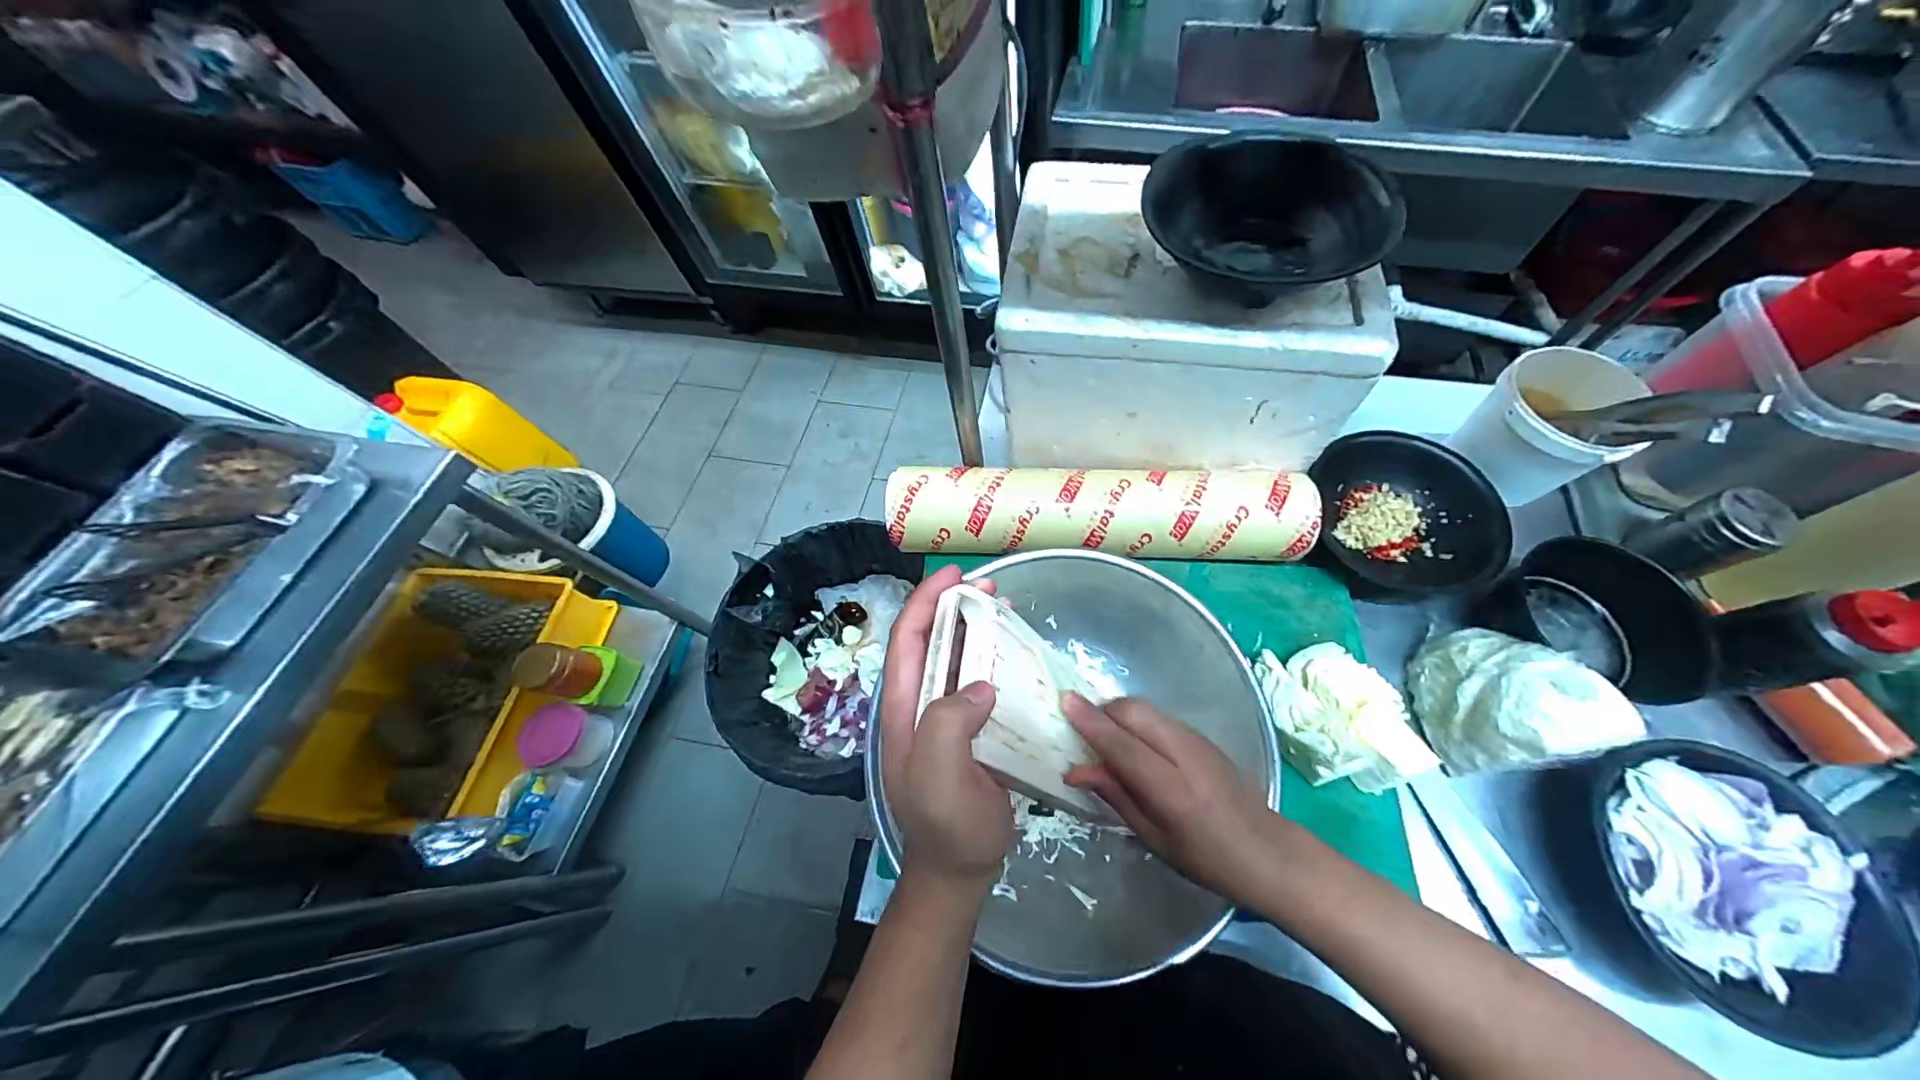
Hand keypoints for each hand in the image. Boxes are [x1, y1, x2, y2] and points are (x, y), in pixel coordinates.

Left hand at [879, 566, 1010, 889]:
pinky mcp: (970, 732)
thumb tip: (980, 686)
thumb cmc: (947, 825)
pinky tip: (1019, 657)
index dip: (926, 602)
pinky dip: (996, 662)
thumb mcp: (938, 776)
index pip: (908, 640)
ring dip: (978, 630)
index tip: (955, 576)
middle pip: (933, 642)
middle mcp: (919, 705)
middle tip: (991, 590)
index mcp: (903, 708)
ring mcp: (945, 719)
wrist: (960, 868)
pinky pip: (979, 685)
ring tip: (1007, 611)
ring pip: (957, 660)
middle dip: (955, 608)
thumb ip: (947, 724)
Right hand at [1064, 694, 1282, 898]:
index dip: (1091, 723)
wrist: (1267, 850)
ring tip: (1106, 741)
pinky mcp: (1202, 736)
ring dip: (1119, 716)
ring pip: (1146, 709)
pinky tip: (1134, 746)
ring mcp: (1197, 740)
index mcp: (1173, 790)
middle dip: (1102, 713)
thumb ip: (1116, 796)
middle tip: (1084, 734)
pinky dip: (1137, 722)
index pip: (1123, 746)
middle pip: (1133, 712)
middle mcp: (1186, 754)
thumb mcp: (1154, 838)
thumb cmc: (1207, 859)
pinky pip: (1158, 717)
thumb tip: (1076, 770)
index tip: (1065, 702)